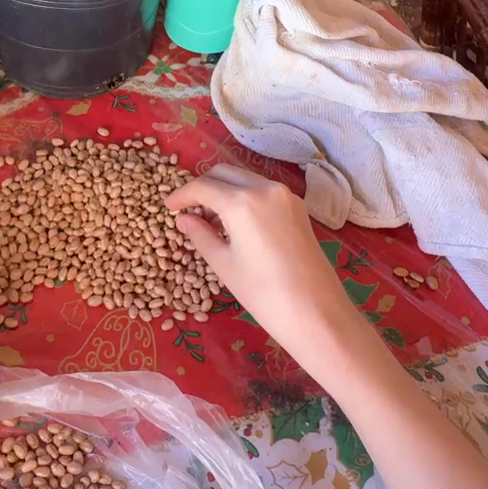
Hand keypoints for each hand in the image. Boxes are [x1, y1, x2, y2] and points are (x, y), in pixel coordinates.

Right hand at [166, 166, 365, 366]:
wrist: (318, 315)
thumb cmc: (264, 294)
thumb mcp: (224, 265)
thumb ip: (200, 235)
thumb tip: (183, 219)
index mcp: (242, 202)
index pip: (202, 187)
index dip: (181, 195)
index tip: (168, 207)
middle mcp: (265, 188)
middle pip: (223, 173)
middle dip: (202, 187)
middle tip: (187, 210)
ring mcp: (285, 196)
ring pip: (244, 179)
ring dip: (223, 190)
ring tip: (209, 220)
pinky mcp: (297, 207)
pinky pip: (261, 190)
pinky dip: (243, 197)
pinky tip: (234, 223)